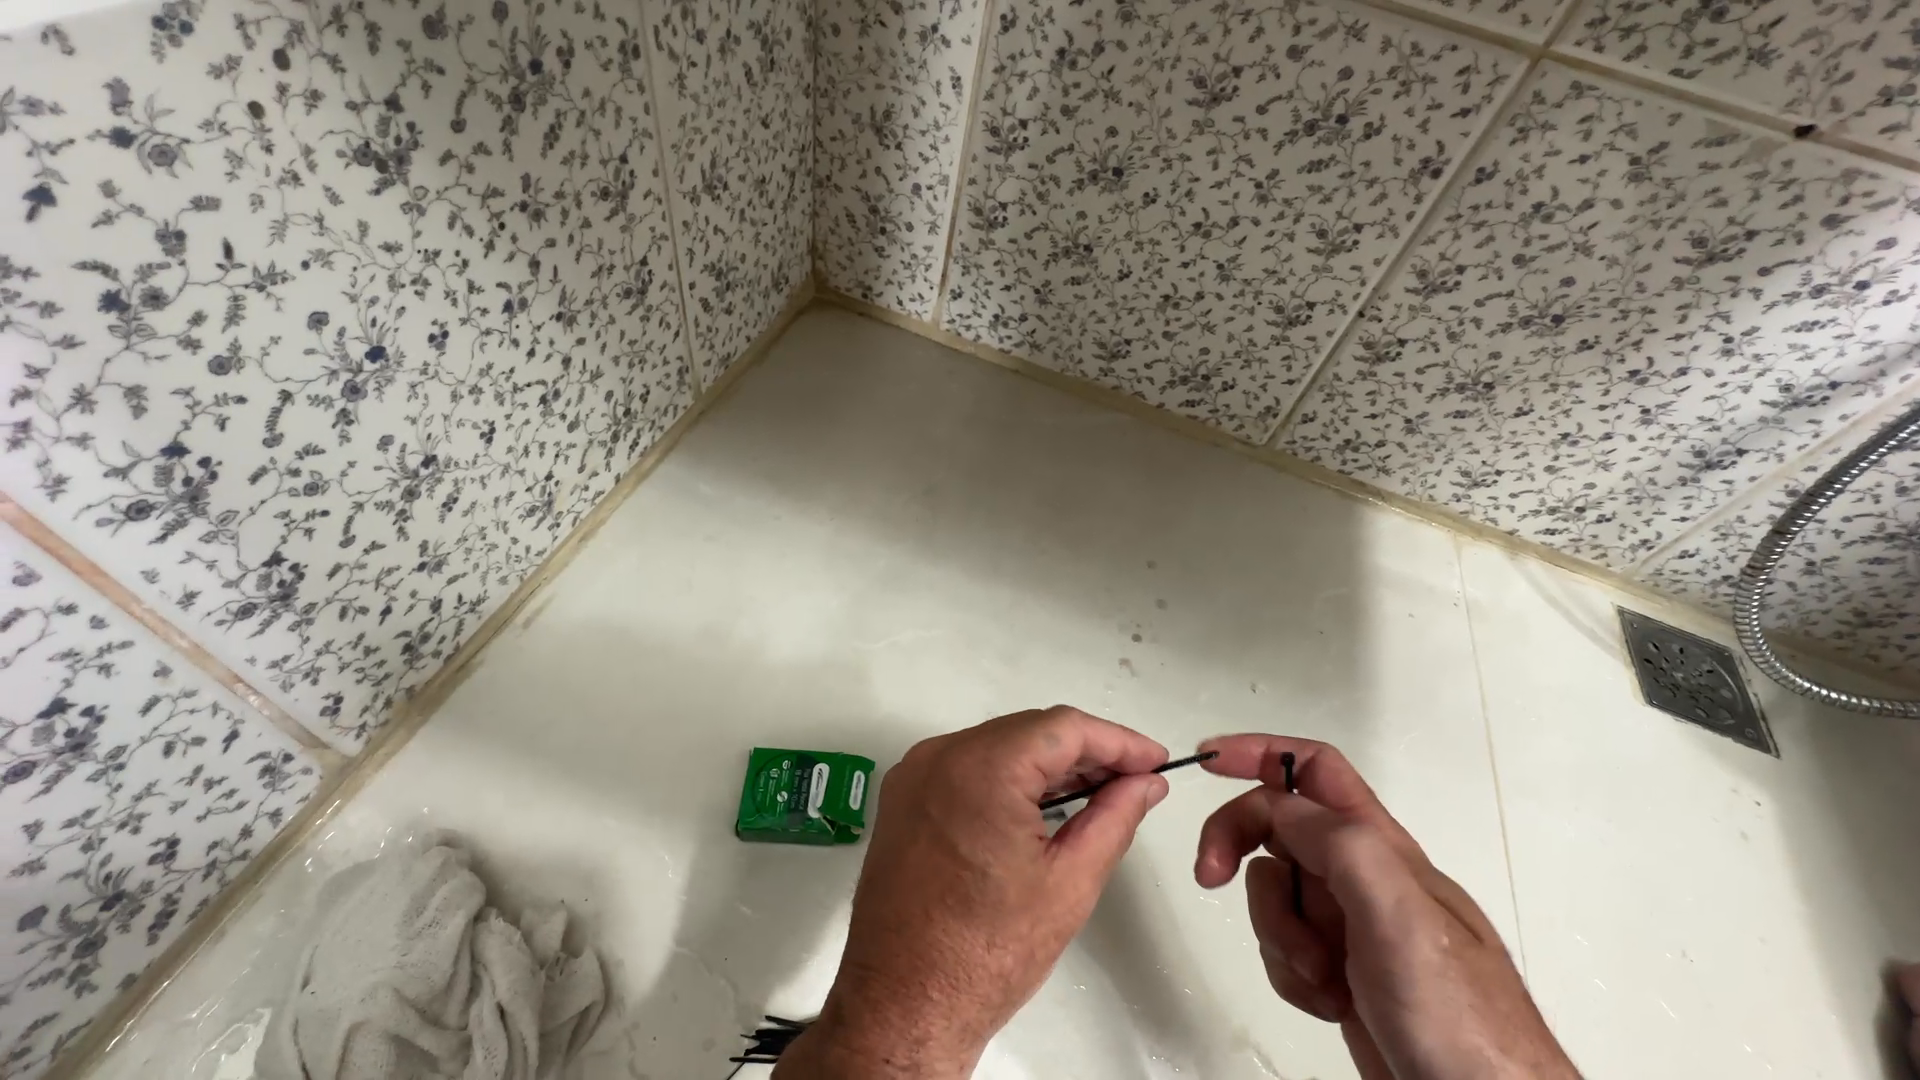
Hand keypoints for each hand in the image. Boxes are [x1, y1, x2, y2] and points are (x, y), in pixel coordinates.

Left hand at [777, 706, 1169, 1078]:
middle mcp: (941, 754)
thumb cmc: (988, 951)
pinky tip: (1042, 803)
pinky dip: (1009, 776)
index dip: (1117, 740)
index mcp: (982, 768)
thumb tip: (1146, 782)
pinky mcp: (904, 796)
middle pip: (1029, 730)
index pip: (1064, 727)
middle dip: (1085, 751)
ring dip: (1048, 763)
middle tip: (1133, 781)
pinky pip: (968, 766)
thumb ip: (1114, 817)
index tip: (1155, 760)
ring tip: (1097, 792)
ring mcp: (915, 773)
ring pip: (998, 744)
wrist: (903, 1004)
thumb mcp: (1070, 882)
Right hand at [1194, 735, 1578, 1079]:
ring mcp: (1348, 925)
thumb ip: (1336, 842)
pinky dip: (1289, 971)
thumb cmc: (1449, 1007)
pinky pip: (1282, 946)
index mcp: (1377, 843)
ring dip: (1277, 932)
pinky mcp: (1338, 971)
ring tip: (1319, 977)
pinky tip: (1328, 1001)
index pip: (1312, 769)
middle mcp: (1359, 874)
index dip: (1259, 752)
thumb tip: (1279, 808)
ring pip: (1272, 893)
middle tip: (1207, 877)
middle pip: (1275, 828)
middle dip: (1236, 846)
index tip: (1206, 761)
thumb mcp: (1396, 910)